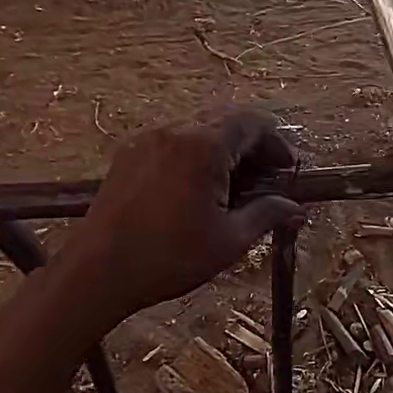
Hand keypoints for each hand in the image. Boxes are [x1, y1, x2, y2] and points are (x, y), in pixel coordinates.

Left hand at [53, 110, 303, 324]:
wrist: (97, 272)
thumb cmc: (169, 258)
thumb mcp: (228, 241)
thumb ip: (266, 215)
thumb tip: (295, 208)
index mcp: (204, 145)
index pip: (253, 122)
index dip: (277, 144)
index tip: (286, 172)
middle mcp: (175, 130)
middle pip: (226, 120)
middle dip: (251, 145)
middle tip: (263, 181)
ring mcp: (147, 139)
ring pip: (197, 128)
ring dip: (222, 148)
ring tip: (230, 188)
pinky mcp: (128, 154)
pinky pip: (172, 141)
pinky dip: (193, 154)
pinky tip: (194, 189)